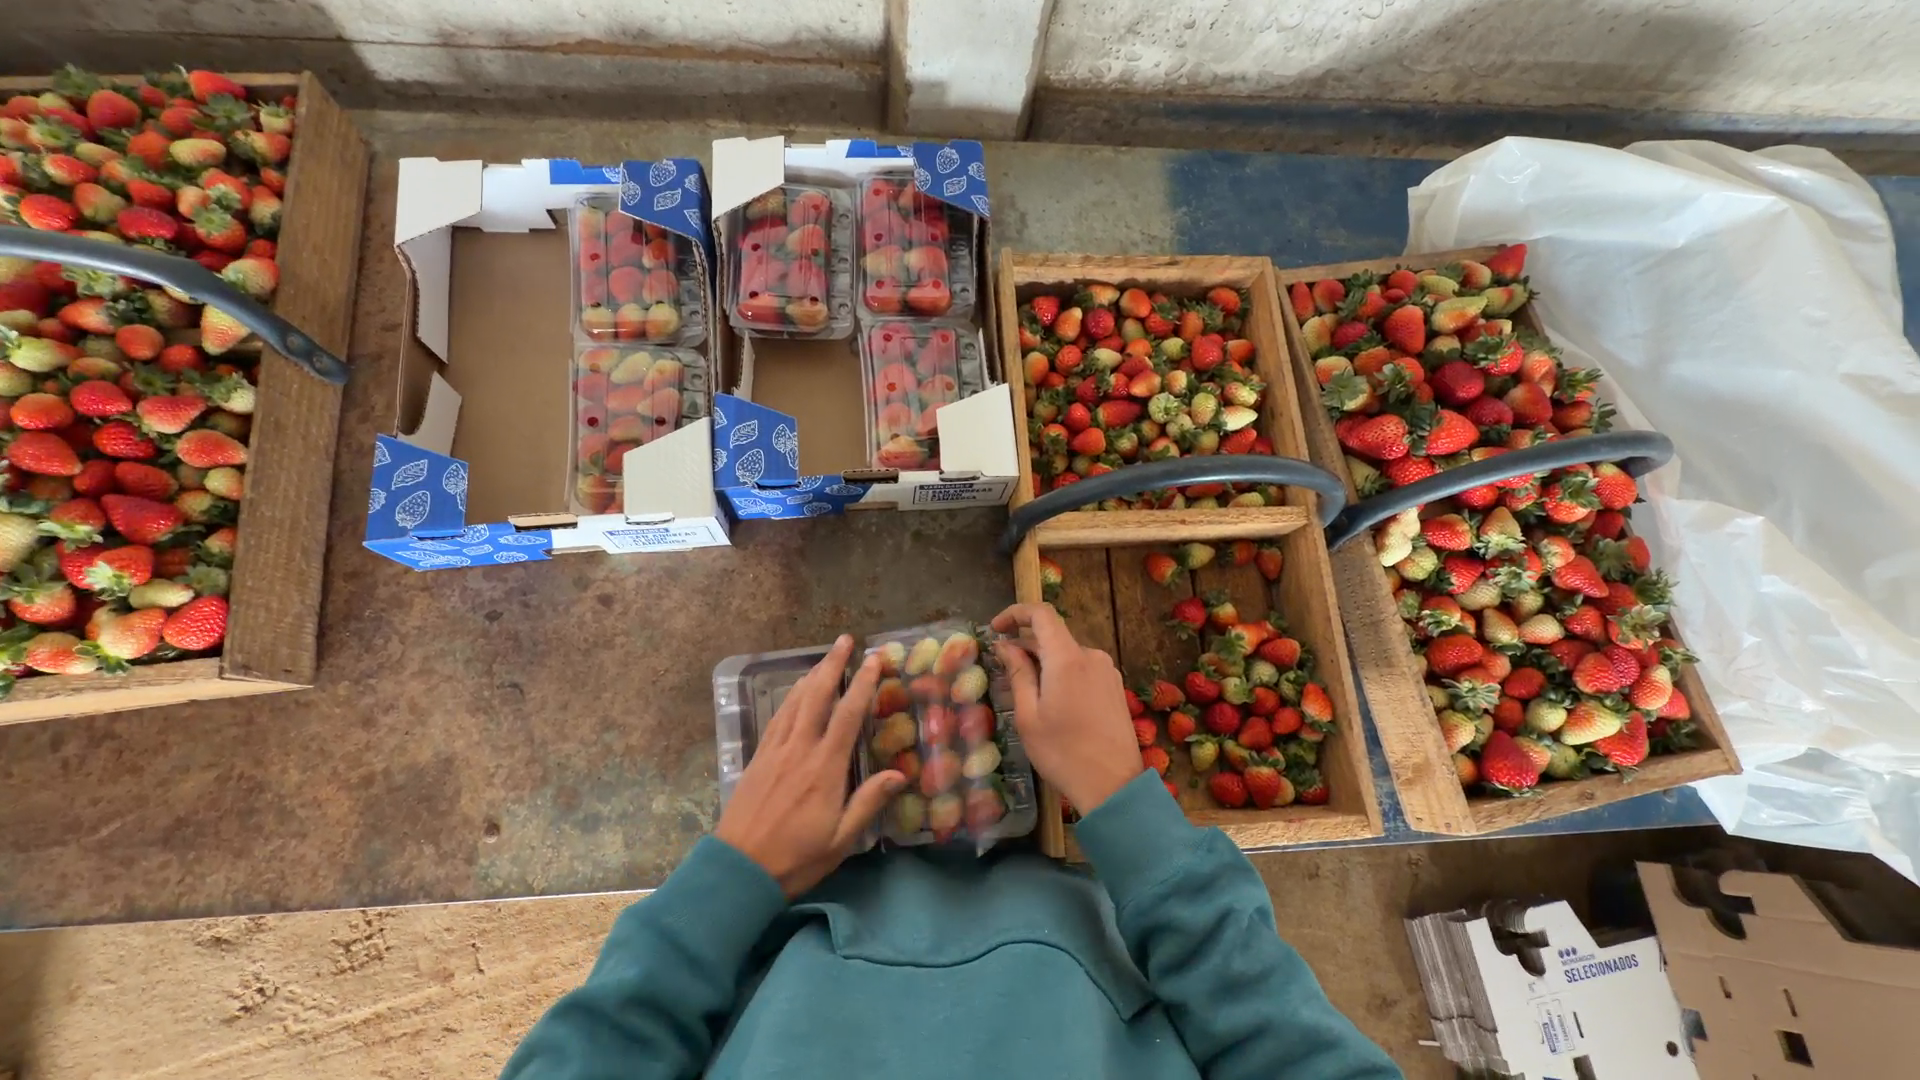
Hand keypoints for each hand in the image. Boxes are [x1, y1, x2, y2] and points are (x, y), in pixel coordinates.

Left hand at [716, 635, 904, 897]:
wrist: (738, 871)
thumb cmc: (796, 859)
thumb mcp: (841, 839)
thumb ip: (868, 802)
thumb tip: (899, 773)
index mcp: (824, 768)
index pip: (847, 715)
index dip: (861, 684)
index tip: (873, 659)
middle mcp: (799, 750)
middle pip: (817, 696)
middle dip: (832, 665)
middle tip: (845, 640)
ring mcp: (775, 752)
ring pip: (794, 702)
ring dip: (811, 676)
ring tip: (825, 658)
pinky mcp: (758, 759)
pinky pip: (777, 718)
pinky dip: (790, 698)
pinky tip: (795, 693)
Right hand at [990, 603, 1141, 814]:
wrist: (1113, 786)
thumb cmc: (1062, 753)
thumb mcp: (1028, 715)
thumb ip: (1018, 673)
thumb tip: (1005, 646)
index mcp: (1067, 658)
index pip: (1041, 614)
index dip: (1015, 613)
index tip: (995, 629)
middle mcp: (1091, 656)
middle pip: (1053, 636)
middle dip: (1025, 645)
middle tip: (1002, 670)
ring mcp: (1107, 671)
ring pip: (1067, 654)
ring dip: (1043, 662)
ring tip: (1025, 692)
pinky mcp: (1114, 687)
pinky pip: (1082, 668)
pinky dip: (1061, 673)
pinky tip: (1051, 701)